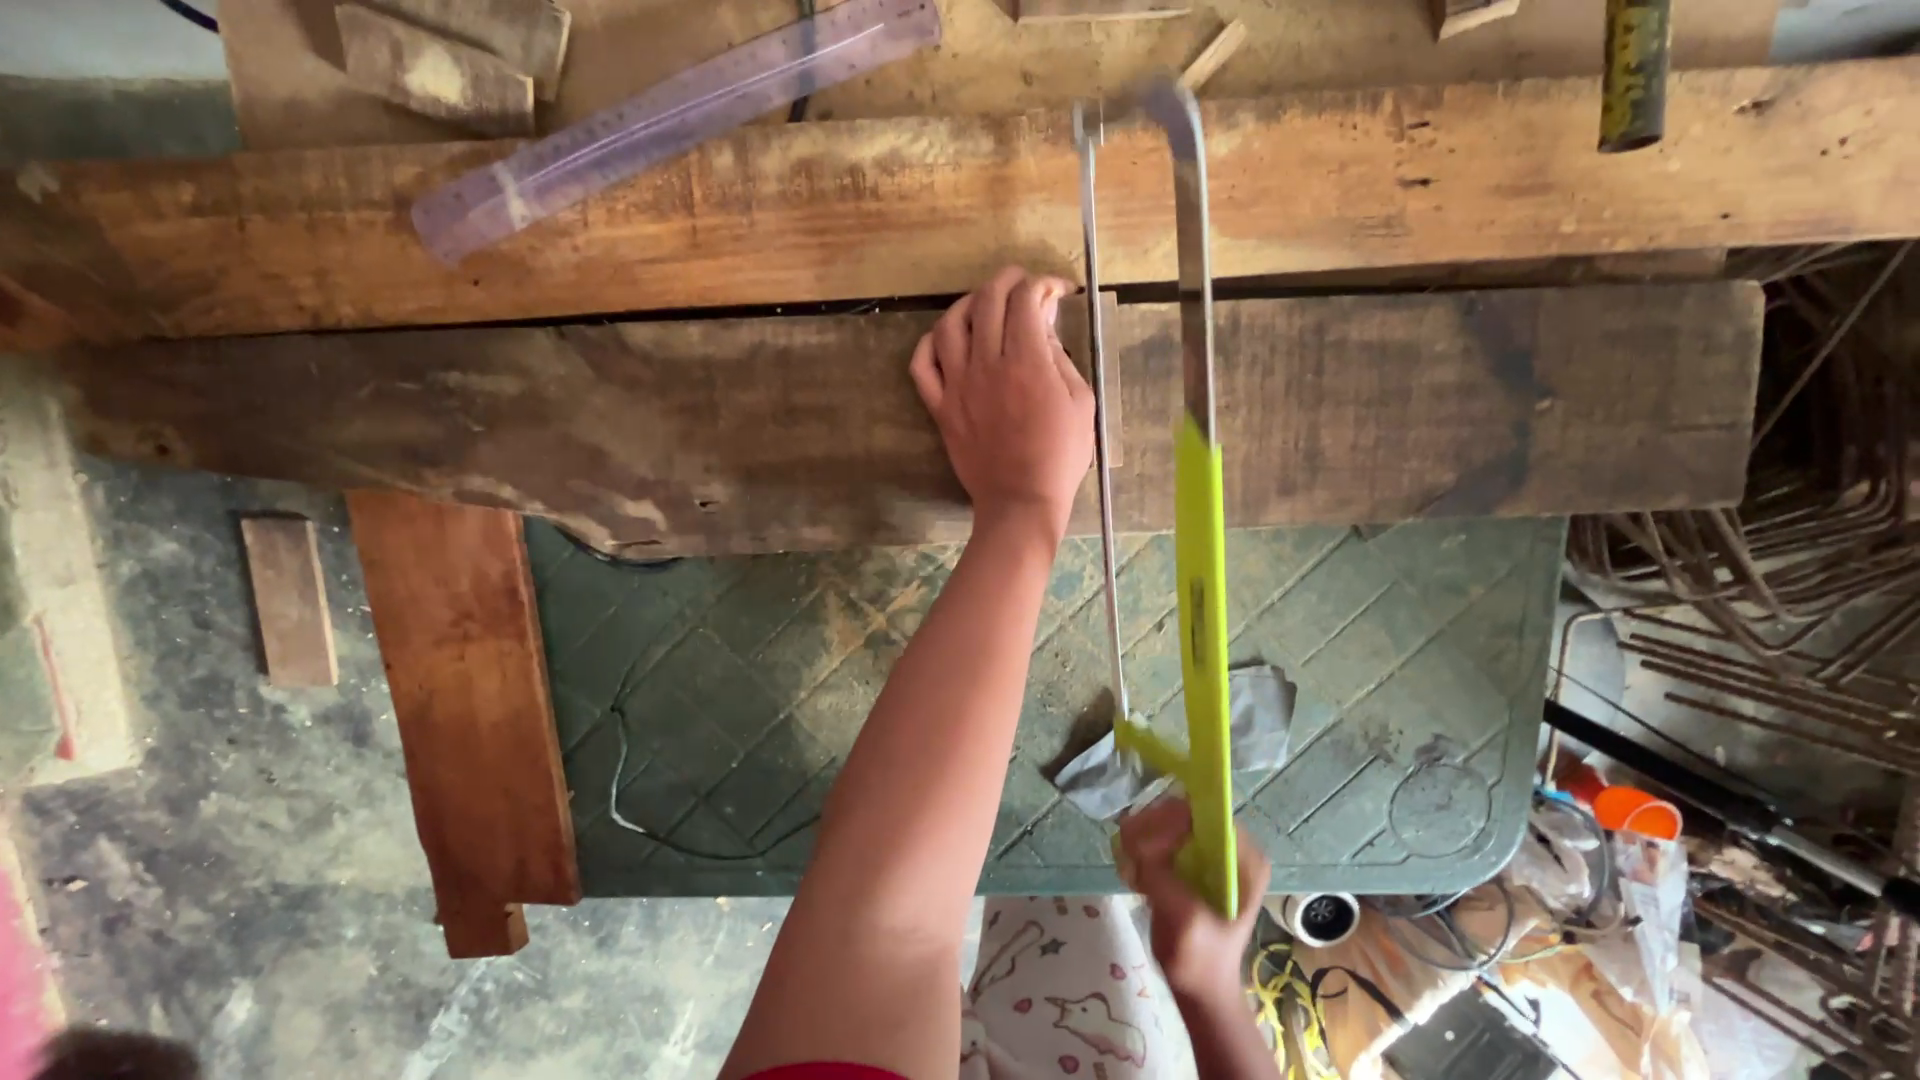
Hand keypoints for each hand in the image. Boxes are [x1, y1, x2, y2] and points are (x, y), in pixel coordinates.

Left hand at [911, 265, 1095, 541]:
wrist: (1020, 501)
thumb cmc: (1060, 456)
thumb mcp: (1081, 402)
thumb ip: (1060, 358)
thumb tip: (1043, 327)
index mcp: (1027, 362)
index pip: (1026, 300)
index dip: (1043, 284)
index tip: (1056, 291)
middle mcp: (987, 364)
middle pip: (987, 301)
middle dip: (1007, 280)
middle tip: (1020, 282)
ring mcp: (957, 385)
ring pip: (949, 325)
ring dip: (967, 303)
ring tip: (982, 303)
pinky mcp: (940, 407)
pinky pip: (922, 364)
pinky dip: (930, 342)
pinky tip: (945, 338)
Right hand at [1117, 797, 1270, 1001]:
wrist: (1199, 991)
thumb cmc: (1201, 959)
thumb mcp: (1184, 919)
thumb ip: (1162, 876)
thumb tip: (1133, 838)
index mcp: (1245, 857)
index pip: (1207, 813)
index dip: (1174, 818)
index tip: (1147, 842)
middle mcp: (1228, 848)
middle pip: (1183, 813)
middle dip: (1152, 829)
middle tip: (1131, 852)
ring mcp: (1206, 855)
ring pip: (1166, 823)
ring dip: (1142, 840)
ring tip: (1133, 869)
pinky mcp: (1186, 864)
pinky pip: (1158, 840)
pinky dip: (1140, 851)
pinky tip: (1134, 876)